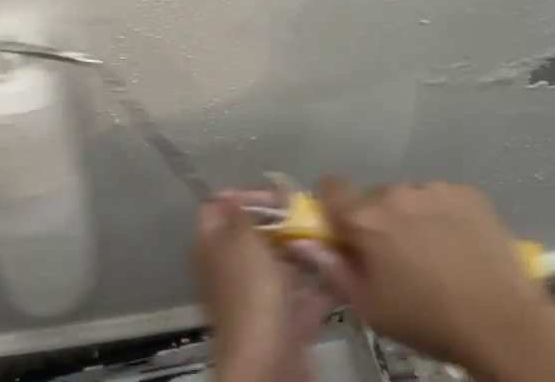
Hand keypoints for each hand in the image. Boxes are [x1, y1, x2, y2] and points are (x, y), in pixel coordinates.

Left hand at [192, 196, 333, 381]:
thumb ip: (240, 213)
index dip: (243, 194)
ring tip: (333, 233)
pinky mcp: (284, 320)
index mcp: (212, 245)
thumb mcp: (243, 240)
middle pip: (254, 234)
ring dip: (306, 249)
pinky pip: (304, 294)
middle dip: (283, 221)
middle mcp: (231, 267)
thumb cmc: (251, 292)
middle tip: (311, 210)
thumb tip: (230, 195)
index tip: (275, 191)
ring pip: (282, 263)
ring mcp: (258, 296)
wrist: (269, 362)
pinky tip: (342, 267)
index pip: (218, 207)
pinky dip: (321, 282)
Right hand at [303, 179, 554, 371]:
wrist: (503, 323)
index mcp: (365, 218)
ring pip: (408, 197)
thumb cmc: (428, 319)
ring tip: (434, 255)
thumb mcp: (369, 306)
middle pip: (373, 197)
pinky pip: (441, 198)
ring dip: (411, 217)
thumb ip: (331, 267)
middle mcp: (395, 192)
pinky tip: (458, 246)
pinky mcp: (467, 192)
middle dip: (377, 220)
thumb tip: (304, 241)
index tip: (342, 231)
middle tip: (394, 257)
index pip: (330, 187)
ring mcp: (435, 188)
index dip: (331, 206)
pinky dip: (443, 215)